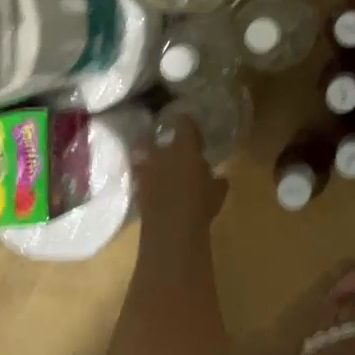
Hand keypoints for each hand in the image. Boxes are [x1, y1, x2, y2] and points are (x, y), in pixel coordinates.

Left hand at [136, 114, 228, 240]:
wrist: (170, 232)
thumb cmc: (200, 205)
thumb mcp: (218, 191)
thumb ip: (217, 180)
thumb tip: (218, 176)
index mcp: (184, 147)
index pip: (183, 122)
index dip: (187, 123)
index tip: (193, 129)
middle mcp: (160, 154)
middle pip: (149, 137)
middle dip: (155, 139)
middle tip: (166, 144)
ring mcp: (145, 172)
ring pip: (139, 157)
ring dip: (146, 159)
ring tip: (156, 164)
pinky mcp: (136, 191)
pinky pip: (139, 178)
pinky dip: (145, 179)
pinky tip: (153, 186)